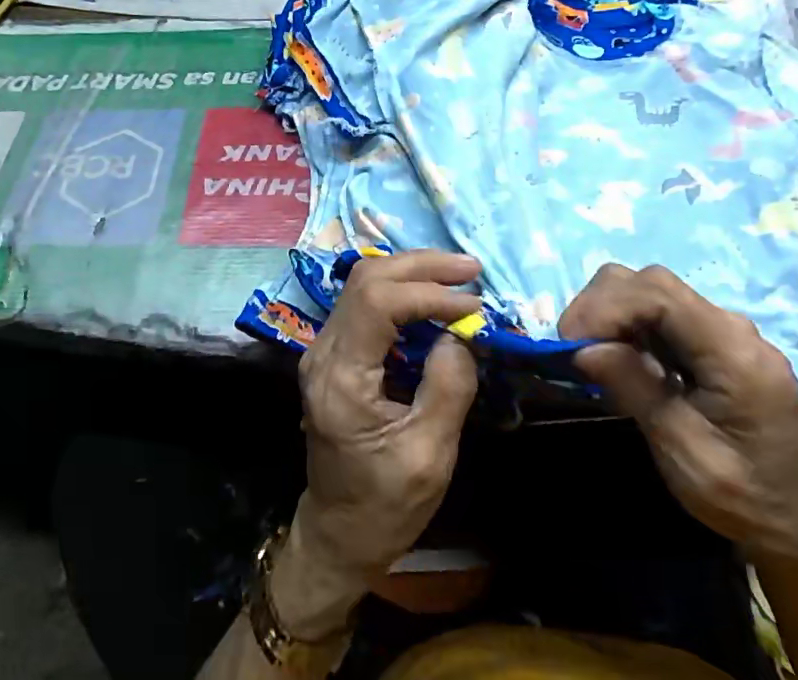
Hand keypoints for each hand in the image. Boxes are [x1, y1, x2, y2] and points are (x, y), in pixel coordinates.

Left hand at [292, 252, 482, 588]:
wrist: (340, 530)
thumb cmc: (386, 503)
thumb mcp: (429, 455)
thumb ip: (447, 387)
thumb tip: (462, 333)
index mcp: (340, 377)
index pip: (375, 302)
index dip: (427, 293)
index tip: (473, 306)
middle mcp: (323, 352)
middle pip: (365, 280)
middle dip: (420, 266)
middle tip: (471, 269)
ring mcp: (324, 351)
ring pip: (362, 286)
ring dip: (411, 273)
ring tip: (459, 277)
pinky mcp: (335, 356)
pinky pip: (365, 305)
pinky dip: (401, 292)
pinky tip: (432, 296)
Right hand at [558, 264, 797, 562]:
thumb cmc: (745, 498)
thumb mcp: (683, 451)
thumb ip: (635, 389)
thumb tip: (582, 348)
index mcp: (736, 354)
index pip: (658, 295)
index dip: (604, 307)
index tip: (570, 343)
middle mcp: (734, 330)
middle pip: (651, 282)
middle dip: (601, 305)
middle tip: (573, 348)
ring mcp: (727, 333)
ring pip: (652, 291)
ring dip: (611, 313)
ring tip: (592, 355)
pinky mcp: (715, 343)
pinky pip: (662, 313)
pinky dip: (628, 325)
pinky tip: (620, 360)